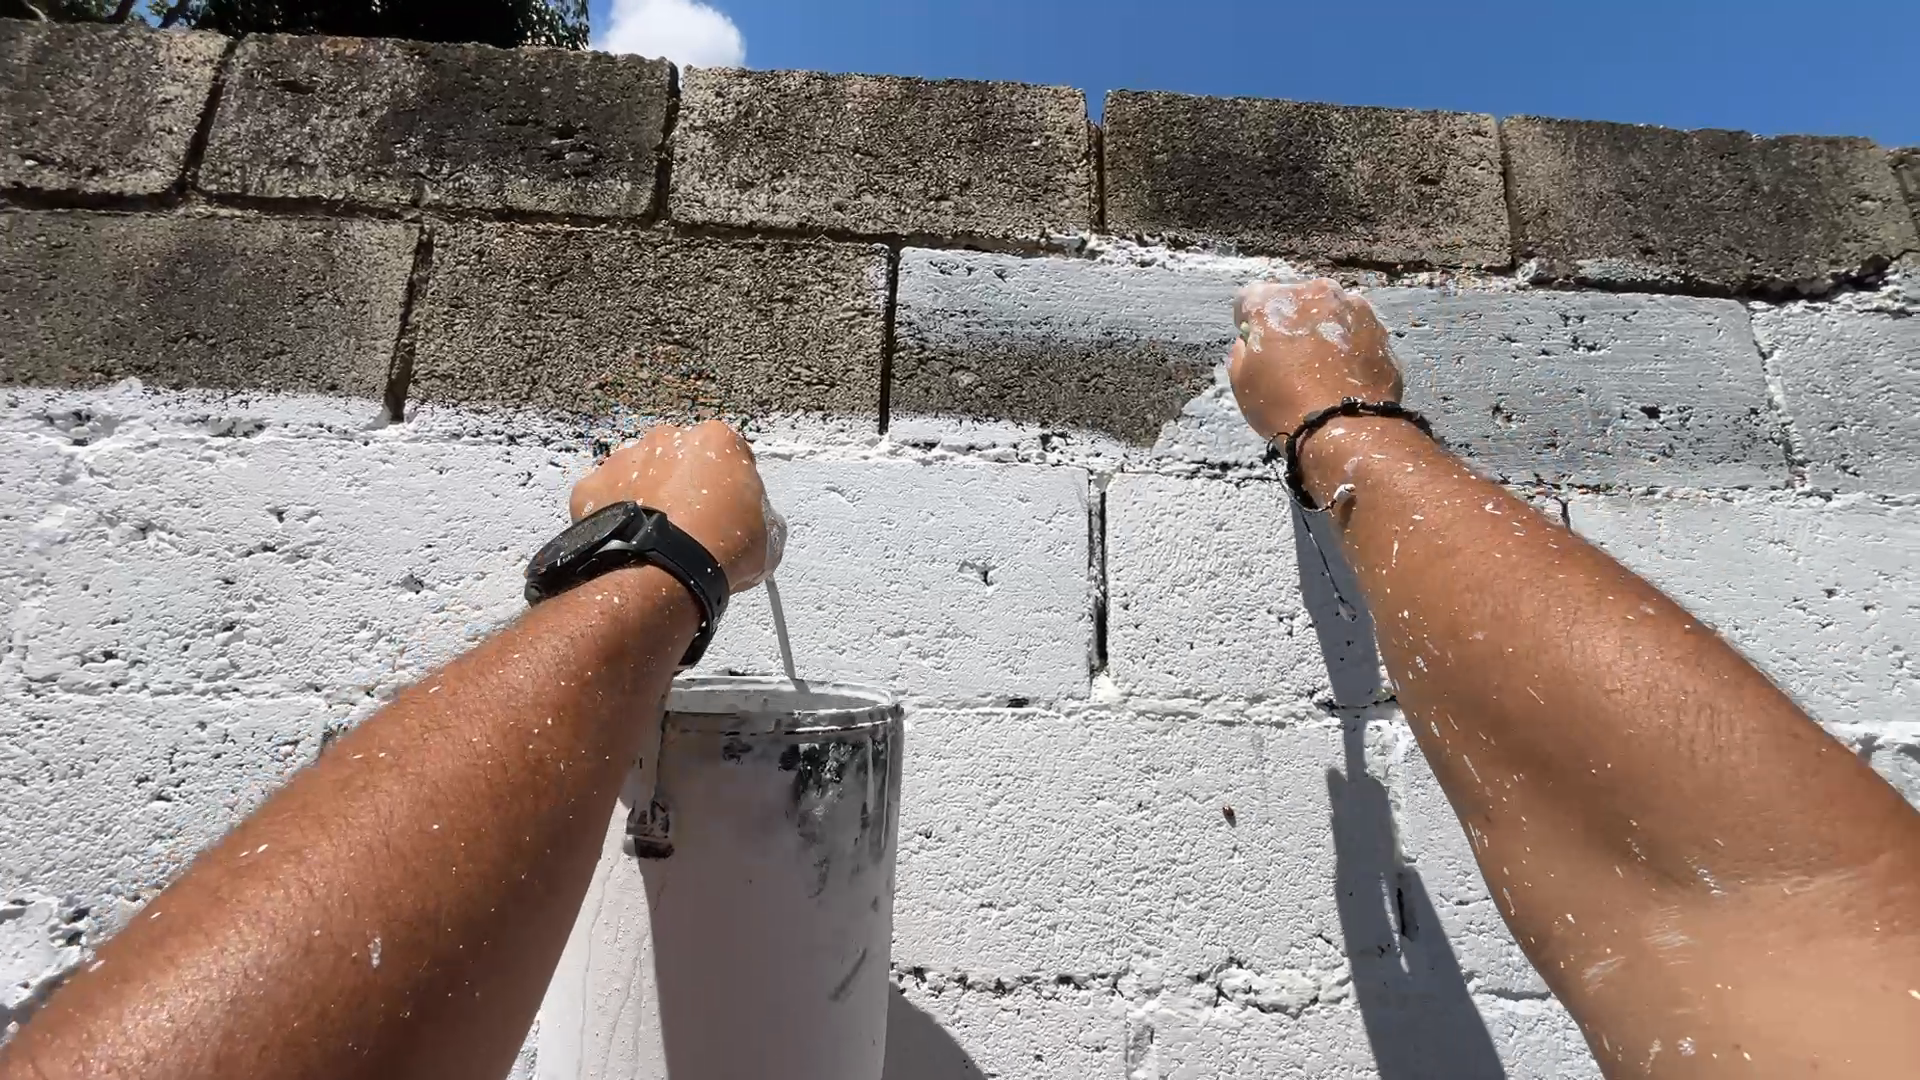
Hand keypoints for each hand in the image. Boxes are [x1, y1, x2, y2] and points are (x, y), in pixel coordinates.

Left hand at [568, 421, 784, 592]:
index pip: (733, 455)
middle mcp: (669, 438)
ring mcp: (626, 459)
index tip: (733, 511)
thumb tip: (754, 522)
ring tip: (661, 537)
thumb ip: (761, 515)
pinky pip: (608, 497)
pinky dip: (617, 513)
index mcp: (718, 440)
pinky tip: (631, 540)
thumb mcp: (769, 537)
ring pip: (642, 473)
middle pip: (683, 458)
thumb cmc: (721, 549)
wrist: (665, 573)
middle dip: (688, 484)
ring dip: (652, 496)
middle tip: (696, 525)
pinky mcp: (593, 486)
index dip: (735, 486)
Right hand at [1228, 279, 1403, 438]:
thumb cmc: (1283, 403)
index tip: (1252, 343)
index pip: (1249, 298)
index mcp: (1273, 302)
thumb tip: (1249, 342)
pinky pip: (1353, 330)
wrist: (1343, 426)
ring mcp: (1354, 308)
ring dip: (1318, 330)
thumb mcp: (1241, 382)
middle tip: (1285, 357)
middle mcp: (1316, 293)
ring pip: (1327, 311)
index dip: (1246, 321)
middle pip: (1293, 299)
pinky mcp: (1380, 328)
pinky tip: (1339, 374)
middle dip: (1287, 321)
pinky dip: (1344, 345)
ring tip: (1316, 367)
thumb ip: (1241, 352)